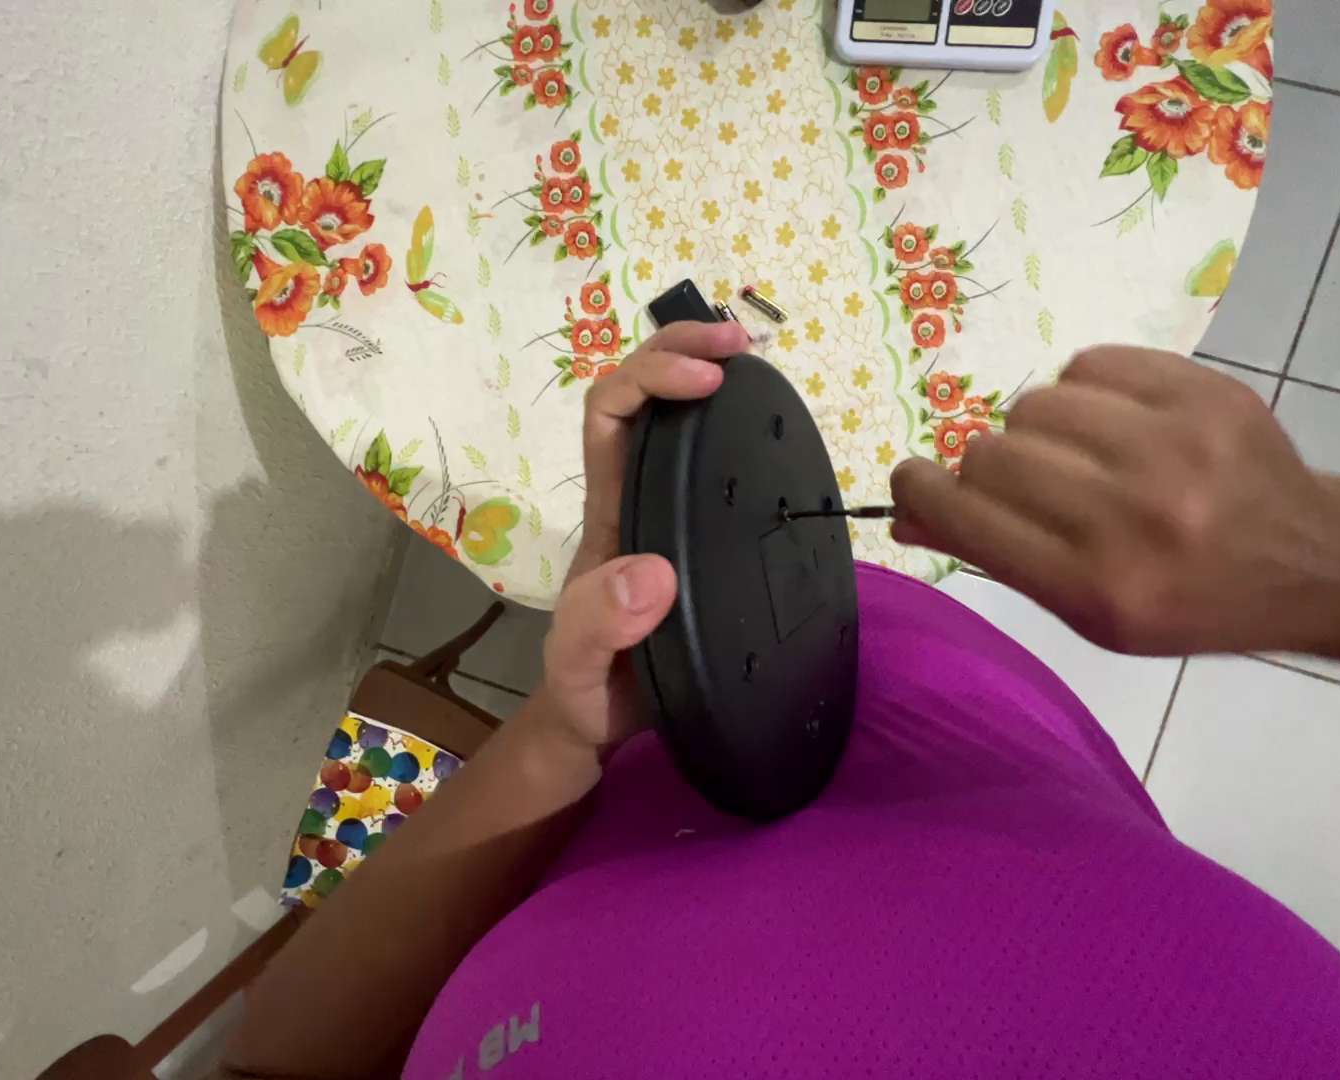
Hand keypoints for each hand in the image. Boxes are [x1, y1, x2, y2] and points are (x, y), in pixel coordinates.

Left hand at [531, 321, 750, 753]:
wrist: (603, 715)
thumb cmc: (587, 684)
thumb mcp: (579, 661)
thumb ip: (599, 623)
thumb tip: (651, 572)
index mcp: (609, 510)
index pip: (609, 414)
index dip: (650, 378)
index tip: (708, 380)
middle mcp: (633, 495)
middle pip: (635, 395)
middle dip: (677, 348)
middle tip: (738, 342)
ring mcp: (663, 509)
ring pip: (669, 418)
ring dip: (703, 369)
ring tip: (750, 357)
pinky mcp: (694, 531)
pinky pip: (706, 461)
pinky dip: (729, 423)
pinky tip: (760, 423)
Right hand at [889, 346, 1339, 655]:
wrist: (1312, 565)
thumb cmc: (1178, 602)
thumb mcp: (1077, 607)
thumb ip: (987, 555)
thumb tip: (904, 513)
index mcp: (1091, 584)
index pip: (961, 516)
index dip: (918, 491)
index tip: (914, 481)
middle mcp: (1129, 516)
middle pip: (989, 454)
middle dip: (985, 467)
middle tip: (1021, 484)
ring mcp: (1174, 448)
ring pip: (1033, 405)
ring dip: (1036, 430)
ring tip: (1076, 453)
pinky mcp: (1206, 393)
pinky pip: (1088, 364)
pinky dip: (1083, 390)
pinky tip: (1113, 420)